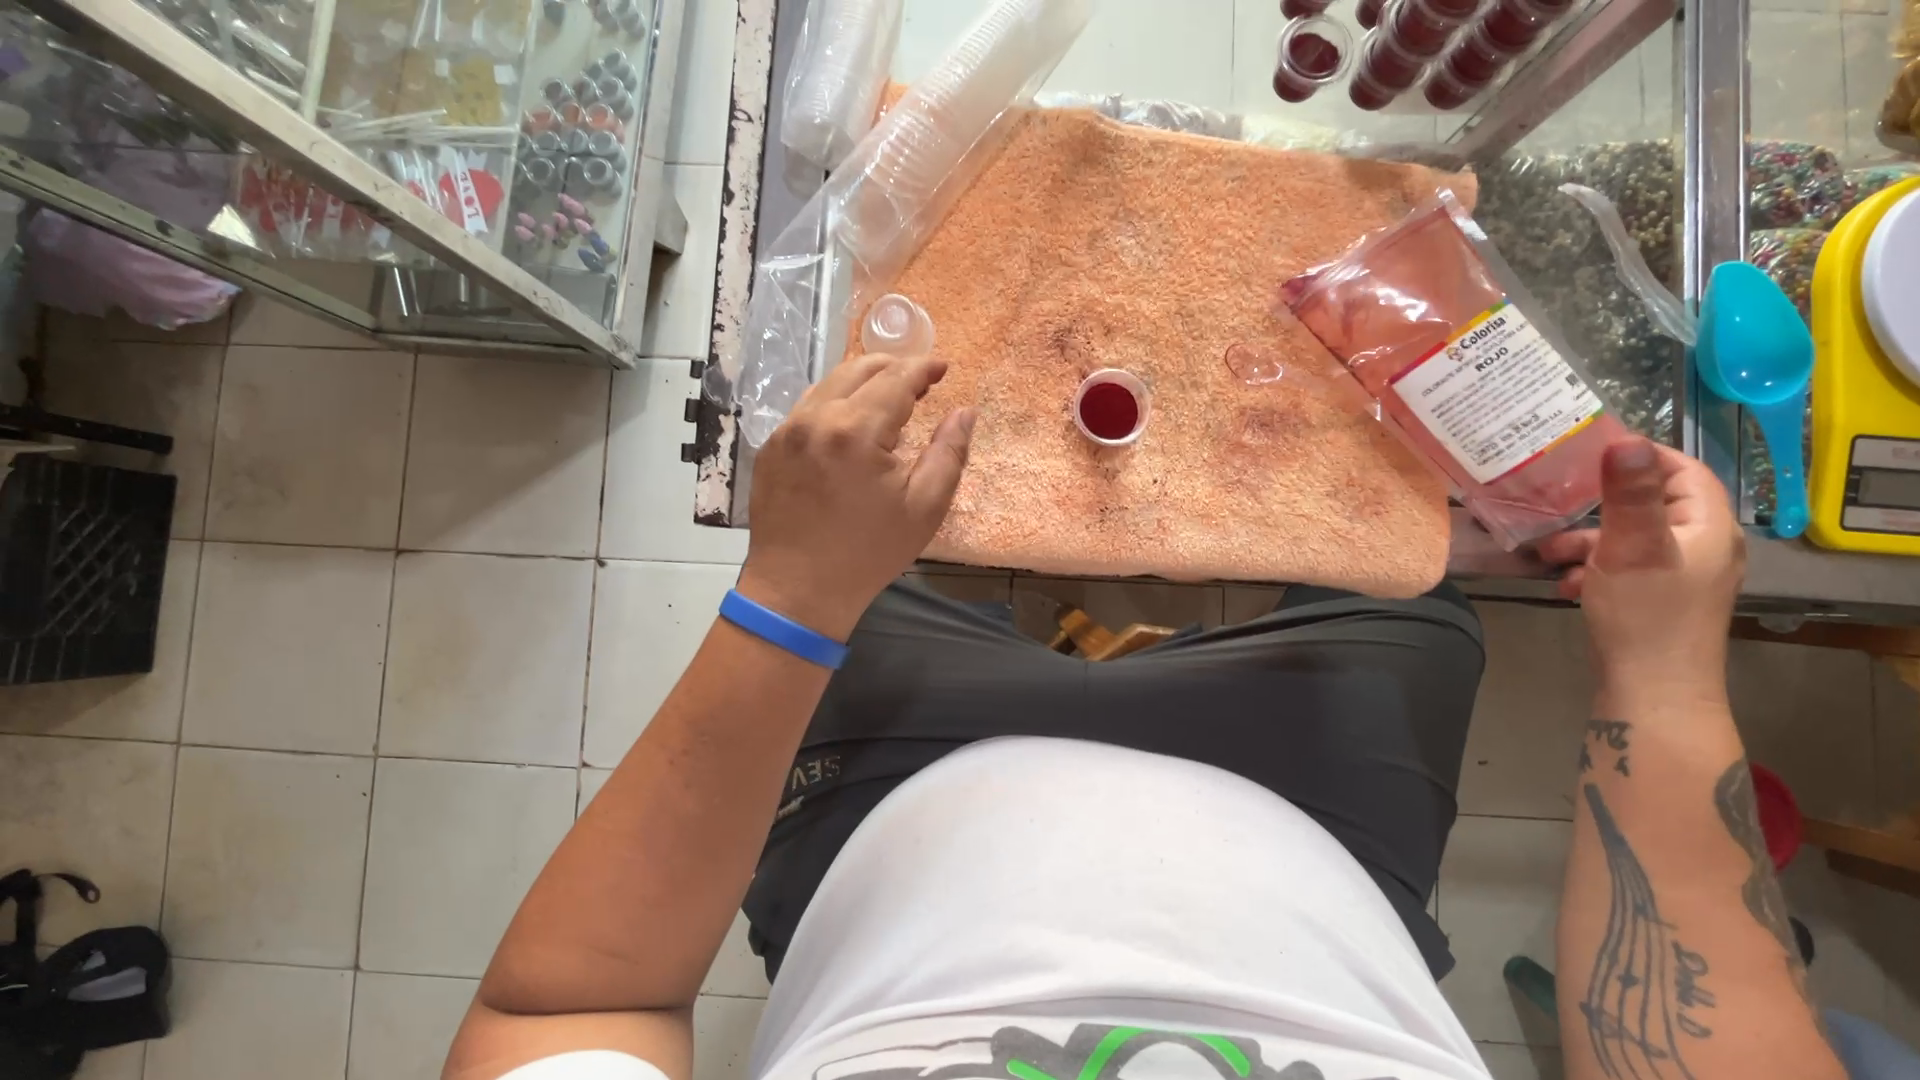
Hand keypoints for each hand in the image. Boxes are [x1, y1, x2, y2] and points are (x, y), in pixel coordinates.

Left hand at [738, 354, 975, 640]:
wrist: (797, 589)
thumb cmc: (868, 554)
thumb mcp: (924, 508)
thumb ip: (949, 452)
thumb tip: (965, 412)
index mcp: (856, 431)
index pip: (896, 379)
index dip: (923, 368)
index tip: (943, 366)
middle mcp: (816, 418)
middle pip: (859, 370)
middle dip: (894, 367)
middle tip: (920, 380)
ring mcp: (787, 431)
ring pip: (829, 384)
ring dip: (862, 381)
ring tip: (887, 395)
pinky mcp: (771, 448)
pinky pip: (807, 408)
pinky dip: (834, 402)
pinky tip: (850, 422)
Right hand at [1535, 438, 1744, 701]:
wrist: (1652, 688)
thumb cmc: (1644, 613)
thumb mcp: (1631, 547)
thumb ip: (1629, 494)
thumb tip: (1624, 439)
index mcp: (1708, 527)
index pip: (1683, 470)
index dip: (1641, 456)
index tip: (1588, 453)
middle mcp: (1703, 546)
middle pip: (1651, 504)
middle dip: (1599, 504)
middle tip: (1555, 500)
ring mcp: (1682, 574)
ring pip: (1630, 537)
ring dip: (1586, 539)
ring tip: (1546, 552)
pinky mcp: (1659, 598)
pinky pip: (1624, 566)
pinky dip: (1592, 567)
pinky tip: (1564, 582)